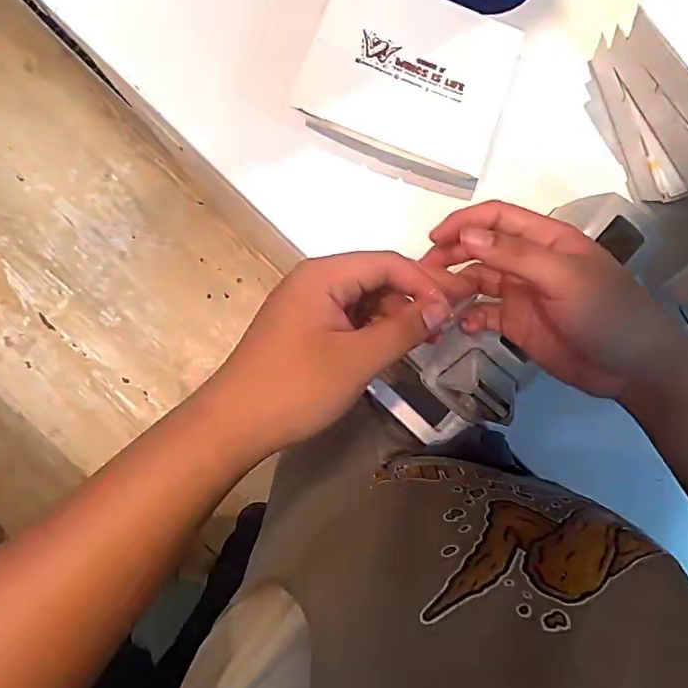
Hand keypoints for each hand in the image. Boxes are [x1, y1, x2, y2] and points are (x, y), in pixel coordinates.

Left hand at [195, 251, 468, 456]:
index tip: (454, 309)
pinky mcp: (306, 326)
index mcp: (324, 274)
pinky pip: (350, 317)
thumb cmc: (296, 388)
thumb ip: (404, 329)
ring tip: (427, 340)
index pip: (388, 262)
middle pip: (377, 276)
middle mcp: (315, 279)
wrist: (233, 425)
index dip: (425, 283)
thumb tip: (442, 308)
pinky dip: (375, 329)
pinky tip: (395, 346)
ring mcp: (308, 303)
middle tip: (449, 323)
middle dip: (414, 298)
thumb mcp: (358, 359)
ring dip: (396, 315)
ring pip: (366, 298)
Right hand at [422, 201, 687, 397]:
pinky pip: (485, 313)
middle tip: (422, 276)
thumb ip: (515, 255)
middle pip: (482, 249)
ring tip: (433, 302)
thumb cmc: (607, 313)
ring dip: (456, 288)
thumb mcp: (563, 277)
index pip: (498, 218)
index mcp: (547, 239)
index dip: (464, 223)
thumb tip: (467, 234)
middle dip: (451, 256)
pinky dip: (469, 317)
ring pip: (479, 281)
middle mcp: (531, 262)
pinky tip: (458, 326)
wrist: (634, 367)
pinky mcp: (520, 324)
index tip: (434, 239)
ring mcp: (524, 294)